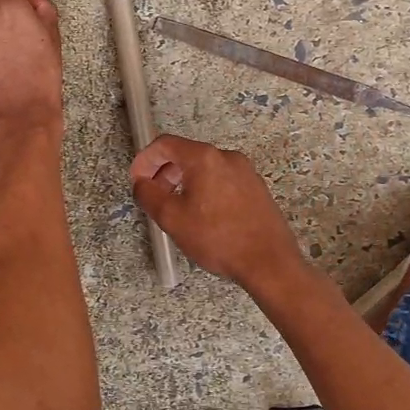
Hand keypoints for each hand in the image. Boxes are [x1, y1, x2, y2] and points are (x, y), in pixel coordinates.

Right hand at [130, 134, 309, 294]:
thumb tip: (141, 183)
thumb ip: (147, 194)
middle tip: (155, 195)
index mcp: (204, 157)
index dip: (145, 160)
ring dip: (184, 182)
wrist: (271, 265)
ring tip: (178, 209)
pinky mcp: (258, 189)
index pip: (165, 144)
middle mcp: (227, 157)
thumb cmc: (218, 238)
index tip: (137, 180)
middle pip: (186, 154)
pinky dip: (206, 190)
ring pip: (205, 168)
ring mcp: (246, 172)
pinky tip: (205, 216)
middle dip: (164, 172)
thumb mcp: (171, 218)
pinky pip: (222, 180)